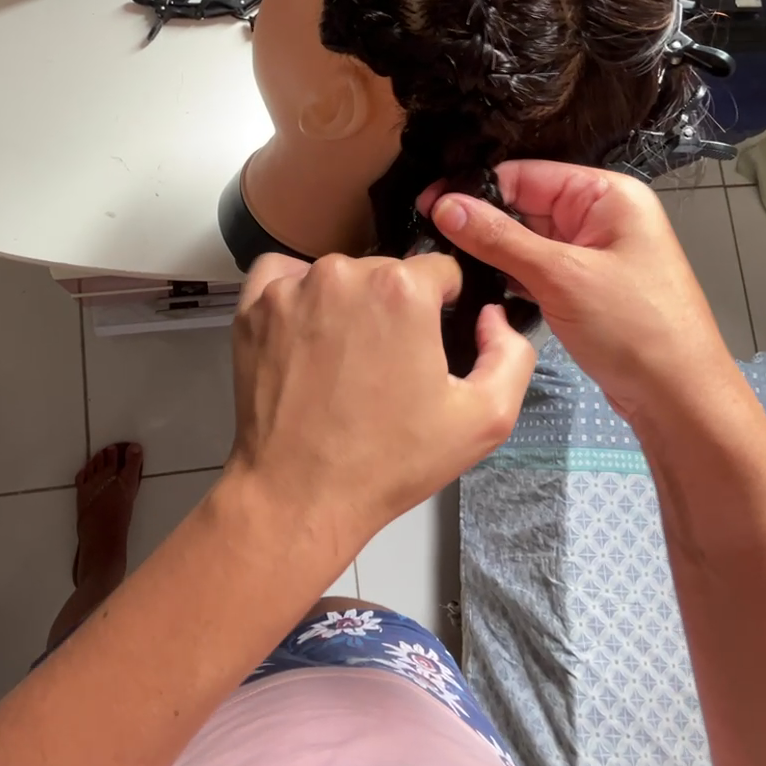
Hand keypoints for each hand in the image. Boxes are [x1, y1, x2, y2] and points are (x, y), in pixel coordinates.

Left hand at [226, 252, 536, 553]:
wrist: (299, 494)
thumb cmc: (389, 461)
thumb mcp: (485, 419)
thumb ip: (511, 353)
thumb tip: (492, 315)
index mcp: (402, 290)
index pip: (441, 271)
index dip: (445, 307)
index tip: (430, 344)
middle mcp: (343, 274)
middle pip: (387, 272)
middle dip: (395, 308)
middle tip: (387, 365)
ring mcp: (291, 287)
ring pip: (338, 276)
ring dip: (347, 304)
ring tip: (344, 360)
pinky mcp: (254, 307)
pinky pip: (283, 276)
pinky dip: (297, 296)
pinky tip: (307, 334)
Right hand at [420, 161, 737, 425]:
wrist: (678, 400)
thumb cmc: (635, 329)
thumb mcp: (560, 276)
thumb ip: (498, 239)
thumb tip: (445, 206)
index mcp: (606, 195)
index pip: (525, 175)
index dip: (475, 188)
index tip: (428, 205)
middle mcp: (598, 216)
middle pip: (522, 206)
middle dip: (480, 222)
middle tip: (430, 238)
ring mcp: (589, 254)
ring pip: (524, 241)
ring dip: (491, 253)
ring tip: (446, 264)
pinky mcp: (579, 287)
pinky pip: (533, 270)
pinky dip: (508, 277)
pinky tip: (478, 288)